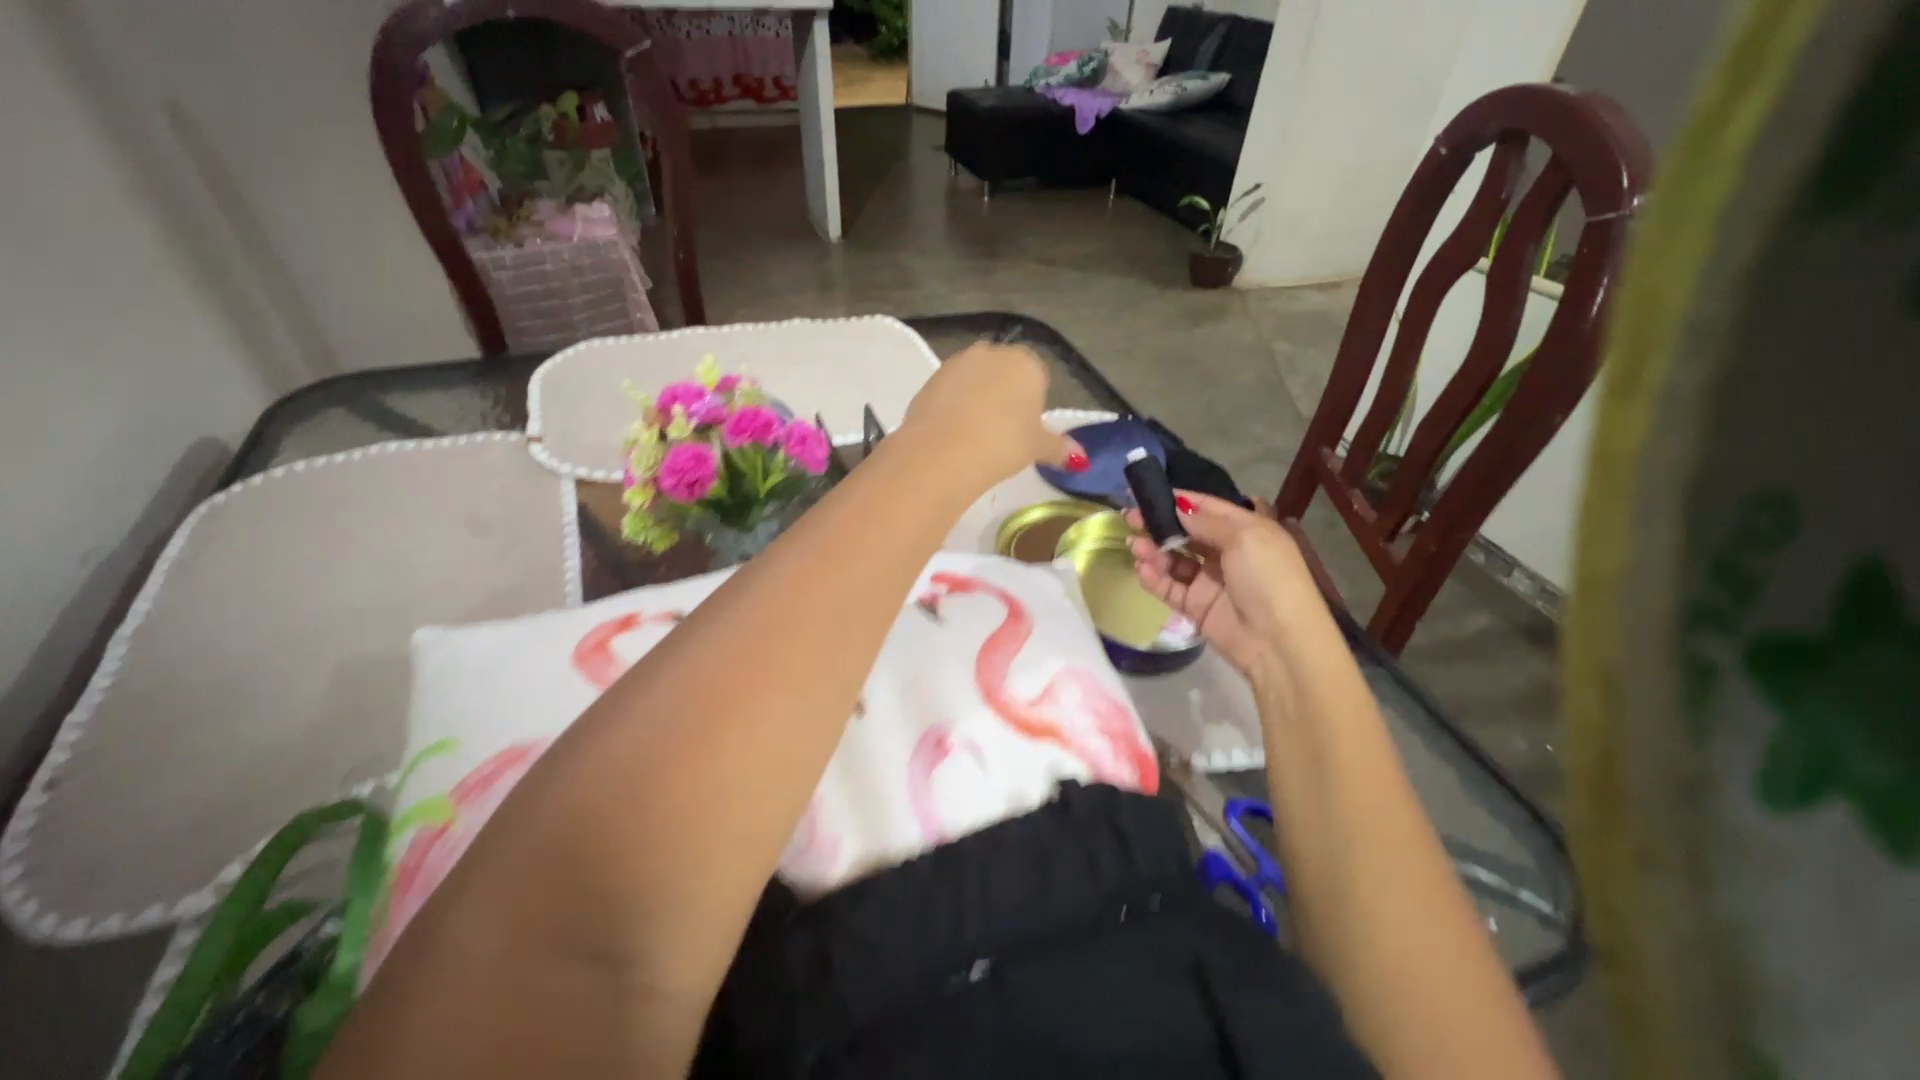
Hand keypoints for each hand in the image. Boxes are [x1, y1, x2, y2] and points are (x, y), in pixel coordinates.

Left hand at [900, 342, 1081, 485]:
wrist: (942, 452)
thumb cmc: (1003, 444)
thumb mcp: (1036, 448)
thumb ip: (1059, 447)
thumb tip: (1080, 458)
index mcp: (1026, 362)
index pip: (1037, 376)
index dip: (1033, 403)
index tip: (1026, 428)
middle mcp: (992, 353)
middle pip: (1004, 372)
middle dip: (1004, 395)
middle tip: (1002, 432)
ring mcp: (957, 362)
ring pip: (974, 379)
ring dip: (977, 398)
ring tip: (975, 434)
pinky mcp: (930, 378)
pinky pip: (950, 390)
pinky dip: (953, 406)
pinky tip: (952, 433)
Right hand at [1128, 492, 1331, 677]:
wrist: (1279, 641)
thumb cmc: (1268, 578)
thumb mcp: (1245, 538)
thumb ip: (1207, 521)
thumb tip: (1178, 506)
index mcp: (1246, 530)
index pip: (1207, 508)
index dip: (1178, 499)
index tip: (1146, 493)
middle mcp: (1227, 552)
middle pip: (1186, 533)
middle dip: (1158, 524)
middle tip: (1130, 518)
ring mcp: (1210, 581)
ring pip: (1174, 560)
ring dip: (1154, 550)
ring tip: (1135, 545)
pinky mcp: (1197, 607)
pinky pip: (1170, 587)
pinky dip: (1155, 577)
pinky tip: (1142, 569)